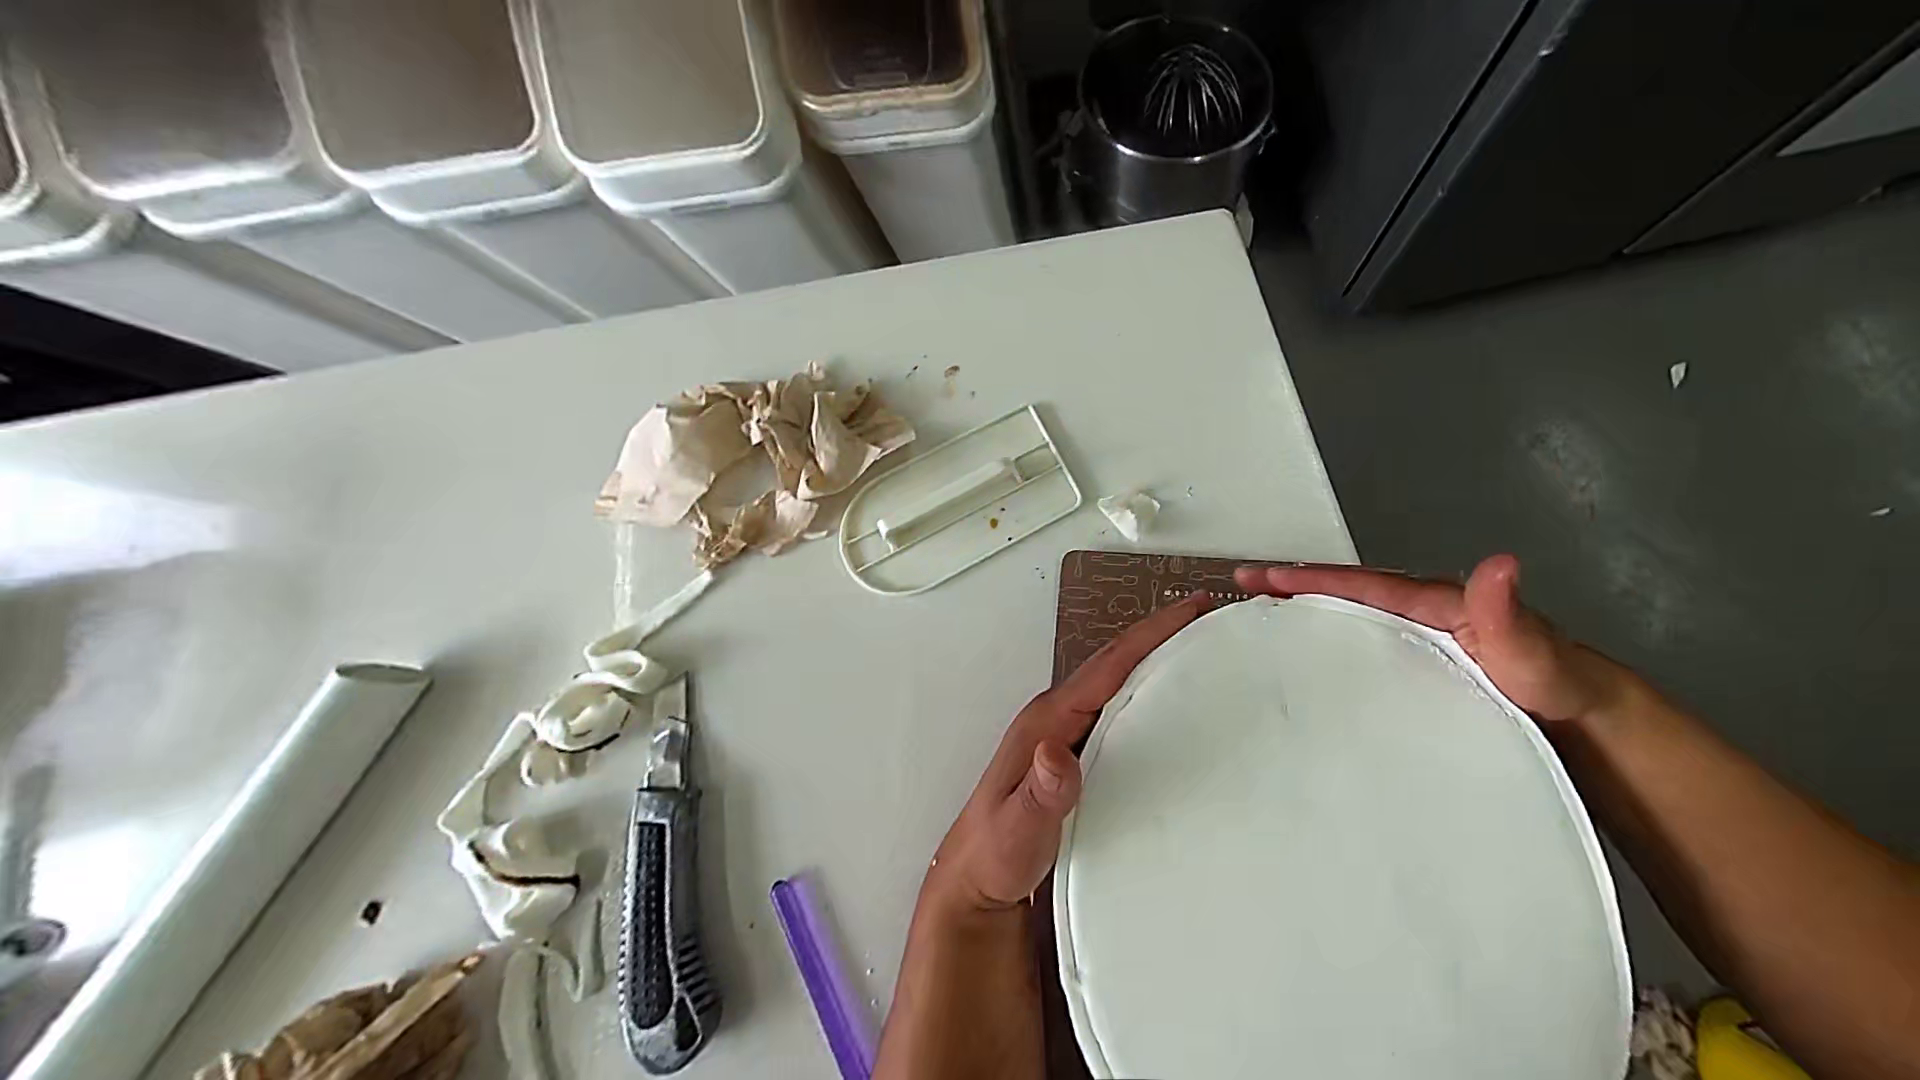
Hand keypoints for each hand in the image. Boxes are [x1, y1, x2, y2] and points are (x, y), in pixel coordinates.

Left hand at [926, 591, 1211, 911]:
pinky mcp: (1074, 756)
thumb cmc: (995, 856)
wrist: (978, 883)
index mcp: (1046, 724)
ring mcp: (1065, 737)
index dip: (1147, 636)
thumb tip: (1058, 752)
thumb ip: (1039, 796)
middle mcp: (1056, 720)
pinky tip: (1166, 705)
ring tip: (1196, 650)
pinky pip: (1114, 711)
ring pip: (1114, 685)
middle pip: (1113, 664)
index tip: (1189, 611)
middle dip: (1158, 637)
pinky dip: (1142, 695)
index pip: (1104, 668)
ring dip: (1152, 662)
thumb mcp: (1017, 833)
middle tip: (1206, 620)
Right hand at [1234, 554, 1627, 724]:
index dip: (1308, 579)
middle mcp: (1415, 616)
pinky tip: (1300, 663)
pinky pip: (1355, 649)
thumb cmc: (1556, 691)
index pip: (1360, 585)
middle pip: (1342, 594)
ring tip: (1254, 621)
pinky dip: (1322, 646)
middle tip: (1241, 590)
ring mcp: (1410, 642)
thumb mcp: (1536, 658)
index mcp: (1433, 605)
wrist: (1582, 734)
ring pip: (1344, 620)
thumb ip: (1512, 618)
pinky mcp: (1409, 669)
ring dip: (1299, 615)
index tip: (1259, 578)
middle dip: (1289, 587)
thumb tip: (1498, 565)